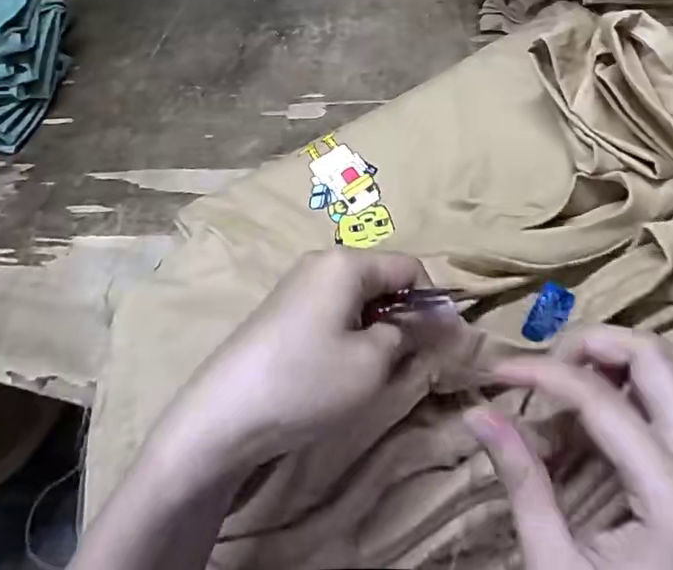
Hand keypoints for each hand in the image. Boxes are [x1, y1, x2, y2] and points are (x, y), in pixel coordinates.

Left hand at [151, 249, 442, 476]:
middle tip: (415, 362)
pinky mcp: (285, 307)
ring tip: (379, 369)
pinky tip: (345, 367)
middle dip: (406, 315)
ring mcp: (299, 283)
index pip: (409, 267)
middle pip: (382, 278)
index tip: (446, 344)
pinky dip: (352, 330)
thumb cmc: (308, 380)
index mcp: (346, 263)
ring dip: (379, 326)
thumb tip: (438, 319)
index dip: (433, 302)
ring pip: (359, 296)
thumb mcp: (372, 362)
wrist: (227, 410)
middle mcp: (322, 261)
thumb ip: (409, 334)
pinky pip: (334, 307)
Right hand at [466, 327, 672, 569]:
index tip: (496, 371)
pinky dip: (650, 376)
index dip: (539, 371)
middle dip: (593, 342)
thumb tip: (476, 412)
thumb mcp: (557, 566)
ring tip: (576, 371)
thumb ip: (523, 482)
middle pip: (658, 359)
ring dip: (626, 353)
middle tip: (546, 363)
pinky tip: (611, 396)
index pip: (599, 397)